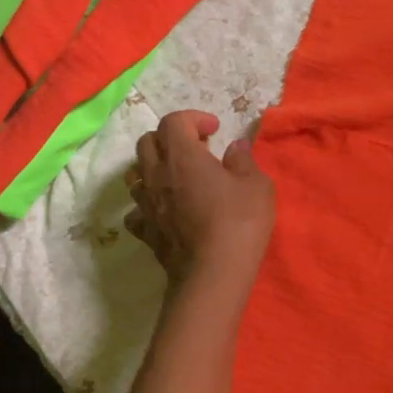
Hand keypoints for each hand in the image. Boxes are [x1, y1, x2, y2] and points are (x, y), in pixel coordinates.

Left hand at [125, 110, 275, 284]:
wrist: (213, 272)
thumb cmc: (240, 221)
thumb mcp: (257, 185)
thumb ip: (243, 161)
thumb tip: (235, 147)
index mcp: (183, 156)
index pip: (173, 121)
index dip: (193, 119)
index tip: (215, 129)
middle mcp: (156, 174)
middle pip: (147, 142)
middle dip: (169, 138)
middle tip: (196, 149)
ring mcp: (146, 204)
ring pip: (135, 174)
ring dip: (154, 167)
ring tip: (178, 178)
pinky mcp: (145, 231)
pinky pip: (136, 209)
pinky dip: (148, 203)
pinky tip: (166, 211)